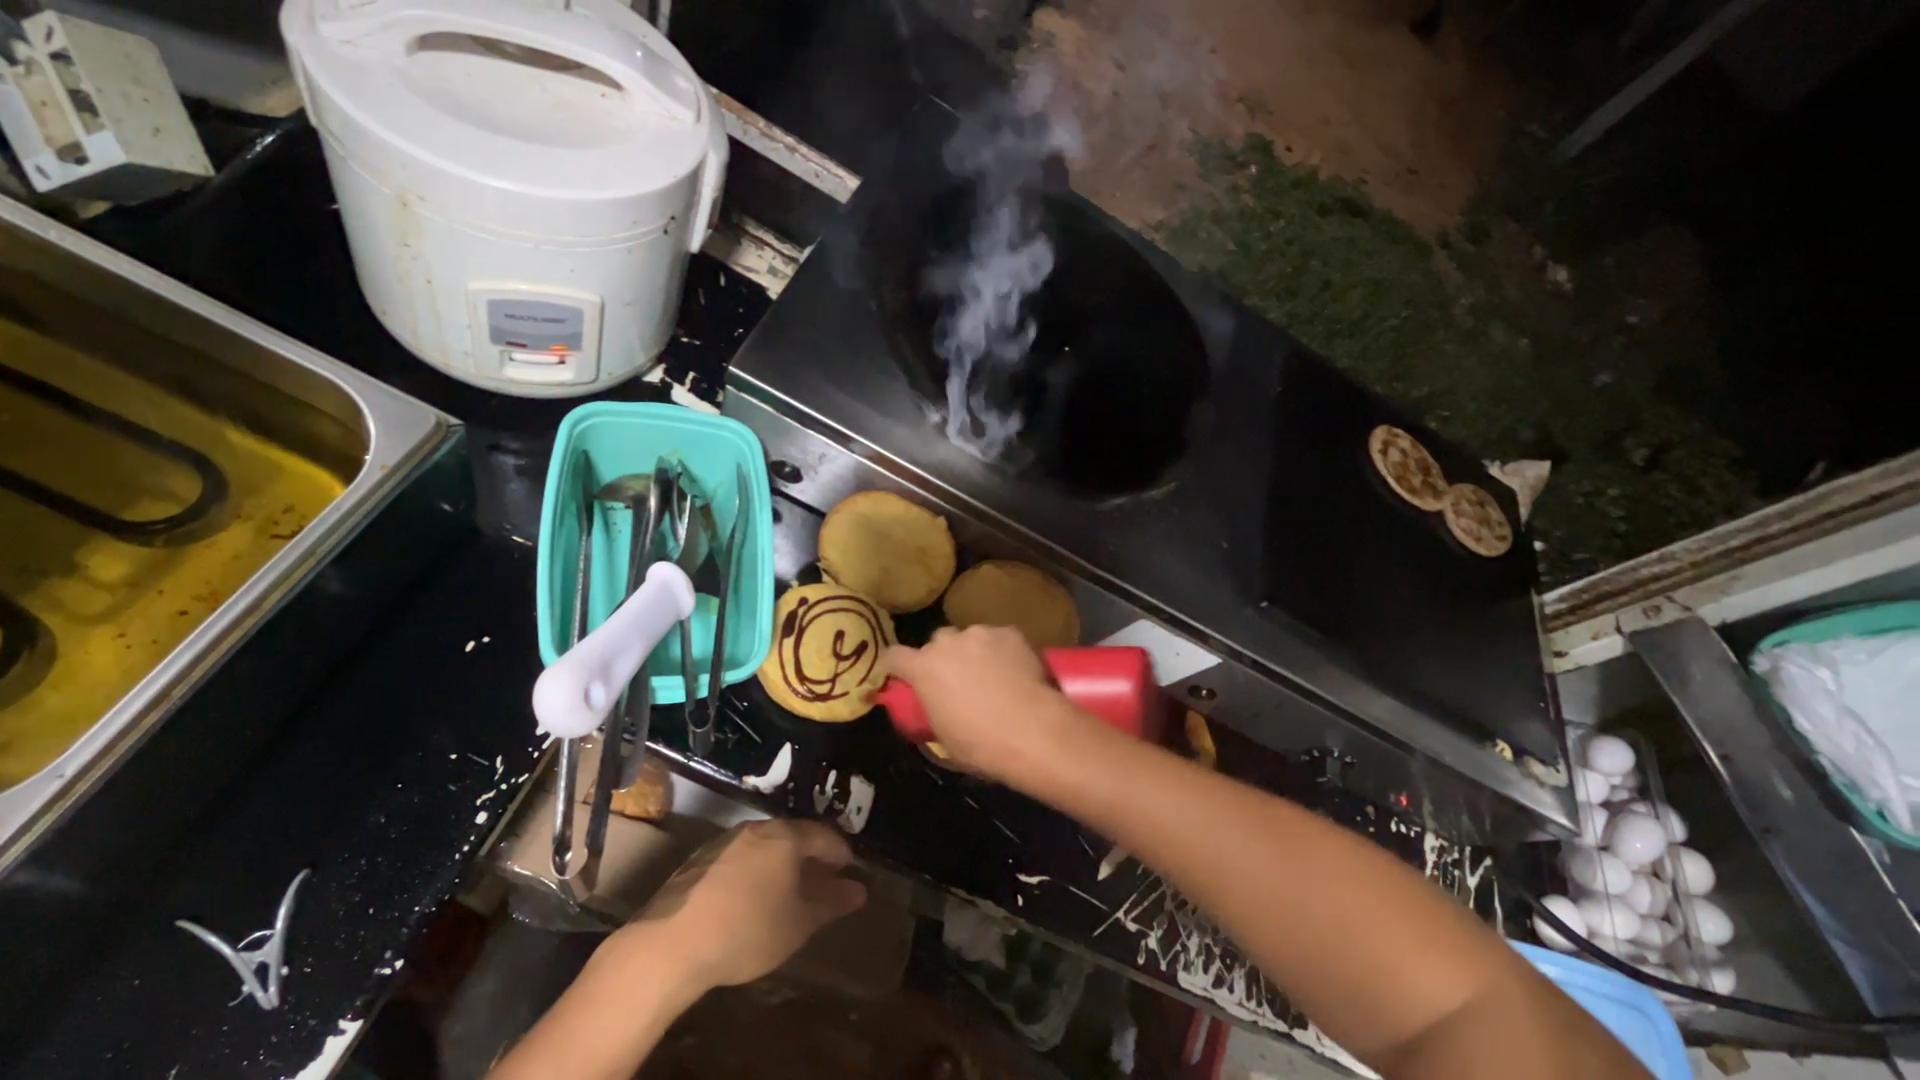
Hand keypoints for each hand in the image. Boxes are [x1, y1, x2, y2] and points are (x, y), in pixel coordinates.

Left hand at [620, 820, 867, 991]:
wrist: (671, 944)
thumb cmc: (748, 930)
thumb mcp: (799, 923)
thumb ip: (832, 903)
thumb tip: (859, 890)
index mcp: (784, 837)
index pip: (823, 835)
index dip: (840, 852)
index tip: (849, 870)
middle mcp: (754, 830)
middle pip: (791, 836)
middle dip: (809, 856)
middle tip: (821, 879)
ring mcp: (722, 843)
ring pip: (762, 846)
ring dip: (778, 863)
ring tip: (786, 890)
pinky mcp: (696, 861)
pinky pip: (737, 859)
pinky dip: (752, 872)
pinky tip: (749, 897)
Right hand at [884, 625, 1093, 779]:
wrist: (1030, 729)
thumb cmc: (979, 742)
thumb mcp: (942, 734)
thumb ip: (931, 709)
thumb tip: (934, 705)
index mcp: (923, 668)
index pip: (894, 656)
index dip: (896, 665)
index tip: (903, 675)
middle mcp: (948, 642)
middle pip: (937, 642)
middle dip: (943, 657)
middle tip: (957, 679)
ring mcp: (980, 634)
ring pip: (970, 638)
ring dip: (974, 652)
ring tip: (992, 675)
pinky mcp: (1010, 633)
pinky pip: (999, 639)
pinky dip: (1002, 651)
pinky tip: (1015, 671)